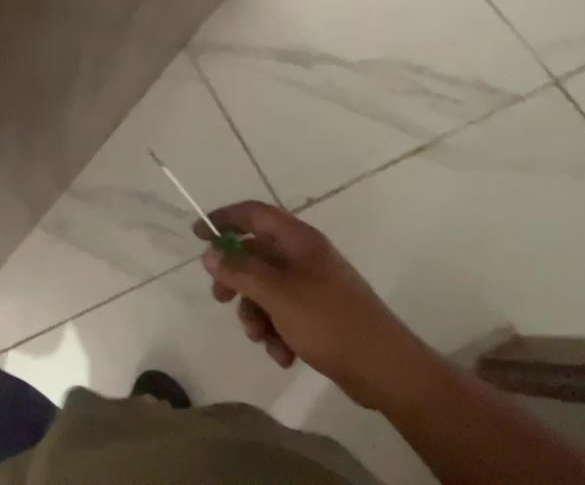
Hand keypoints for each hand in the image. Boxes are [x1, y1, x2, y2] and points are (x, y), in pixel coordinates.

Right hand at [196, 200, 440, 409]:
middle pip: (255, 254)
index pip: (253, 213)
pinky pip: (283, 313)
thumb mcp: (278, 295)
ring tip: (261, 338)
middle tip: (221, 299)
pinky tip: (282, 354)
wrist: (387, 370)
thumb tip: (210, 252)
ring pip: (265, 288)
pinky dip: (276, 331)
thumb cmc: (330, 323)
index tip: (198, 236)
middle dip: (236, 279)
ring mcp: (313, 286)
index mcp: (299, 241)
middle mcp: (305, 257)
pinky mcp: (319, 314)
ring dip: (255, 313)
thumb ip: (241, 271)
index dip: (223, 219)